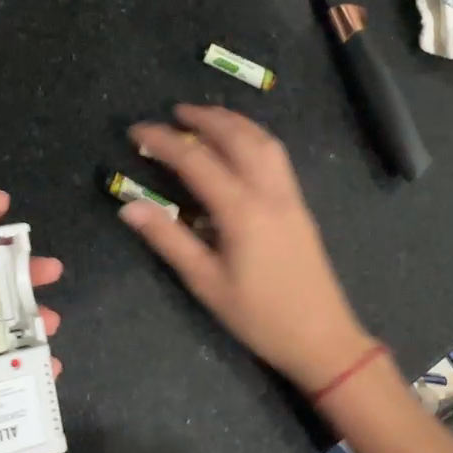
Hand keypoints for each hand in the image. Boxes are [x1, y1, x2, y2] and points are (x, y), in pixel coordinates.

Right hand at [121, 105, 374, 393]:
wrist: (323, 340)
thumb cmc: (259, 317)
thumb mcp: (206, 283)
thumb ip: (167, 239)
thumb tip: (128, 207)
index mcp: (241, 211)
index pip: (196, 161)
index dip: (163, 141)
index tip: (136, 131)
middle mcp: (268, 193)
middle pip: (236, 137)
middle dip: (204, 118)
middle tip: (174, 112)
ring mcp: (289, 196)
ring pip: (262, 141)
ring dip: (233, 121)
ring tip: (206, 117)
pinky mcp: (299, 205)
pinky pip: (276, 155)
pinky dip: (253, 136)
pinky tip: (241, 144)